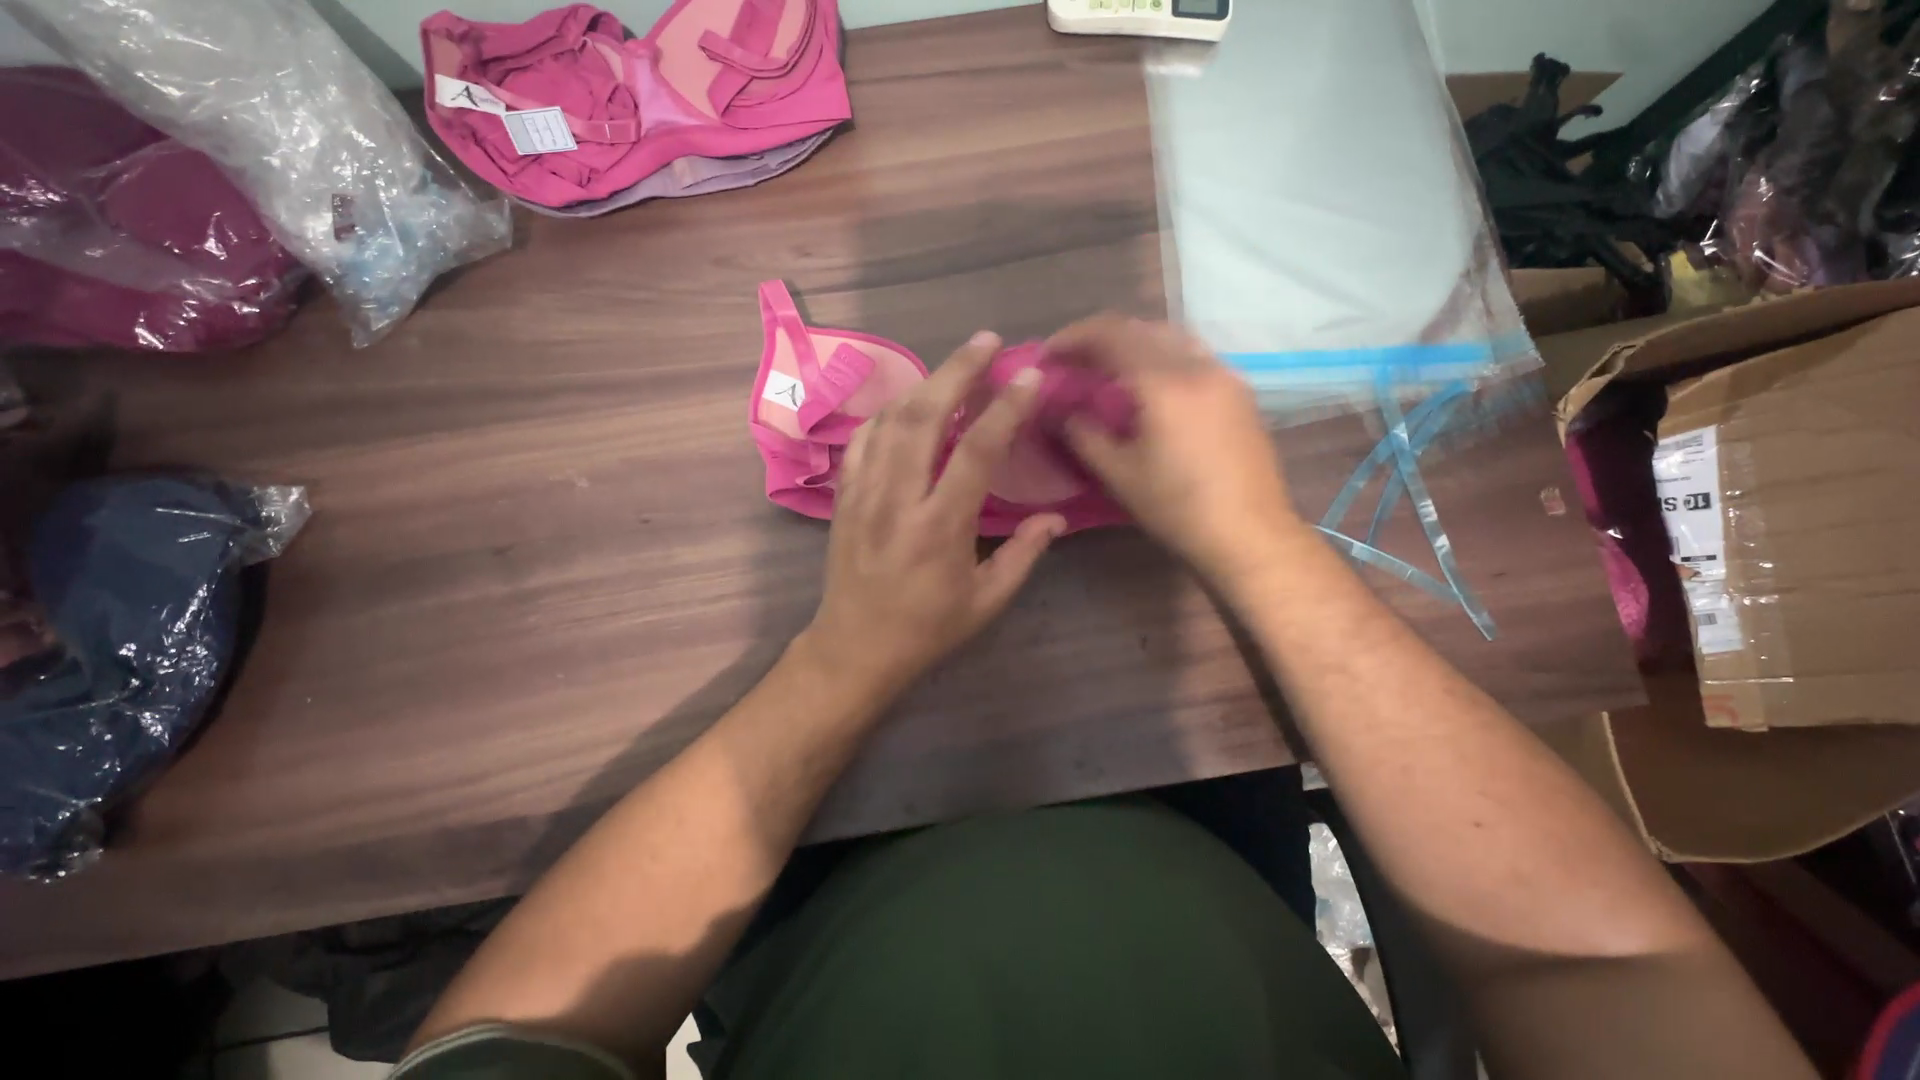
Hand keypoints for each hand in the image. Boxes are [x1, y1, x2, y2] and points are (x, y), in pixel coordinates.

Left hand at [798, 331, 1066, 694]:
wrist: (854, 648)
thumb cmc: (927, 628)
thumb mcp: (986, 601)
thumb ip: (1023, 555)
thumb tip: (1055, 518)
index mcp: (940, 527)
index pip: (976, 452)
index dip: (1004, 408)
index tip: (1028, 376)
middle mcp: (898, 500)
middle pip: (924, 417)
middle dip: (957, 371)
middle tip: (987, 341)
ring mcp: (864, 493)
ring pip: (890, 420)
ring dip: (924, 383)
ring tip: (955, 363)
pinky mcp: (844, 496)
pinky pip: (862, 440)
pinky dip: (887, 412)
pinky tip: (908, 401)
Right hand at [1051, 315, 1302, 583]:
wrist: (1251, 535)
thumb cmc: (1179, 509)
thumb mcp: (1120, 476)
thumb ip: (1084, 435)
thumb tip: (1063, 412)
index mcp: (1164, 382)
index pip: (1111, 334)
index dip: (1074, 337)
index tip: (1048, 354)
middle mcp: (1198, 366)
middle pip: (1143, 329)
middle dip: (1103, 337)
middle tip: (1075, 360)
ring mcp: (1225, 376)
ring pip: (1172, 338)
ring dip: (1135, 343)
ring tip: (1110, 369)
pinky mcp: (1240, 393)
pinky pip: (1193, 357)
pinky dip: (1163, 358)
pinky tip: (1150, 387)